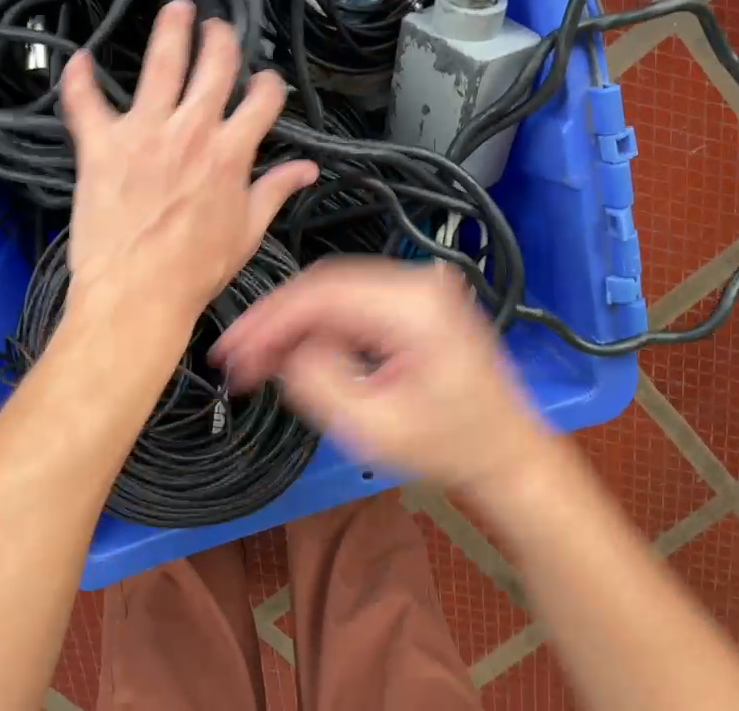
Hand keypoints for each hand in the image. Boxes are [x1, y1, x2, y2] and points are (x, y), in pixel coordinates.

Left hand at [59, 0, 317, 325]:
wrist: (137, 296)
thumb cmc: (193, 271)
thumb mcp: (247, 232)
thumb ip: (276, 191)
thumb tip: (307, 170)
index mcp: (231, 154)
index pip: (262, 99)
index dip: (268, 85)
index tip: (264, 84)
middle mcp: (191, 132)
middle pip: (215, 64)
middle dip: (221, 38)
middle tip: (216, 27)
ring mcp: (144, 134)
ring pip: (161, 64)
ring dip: (170, 30)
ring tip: (176, 10)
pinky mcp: (101, 146)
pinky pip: (85, 103)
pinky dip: (78, 79)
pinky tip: (78, 57)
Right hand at [211, 257, 548, 487]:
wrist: (507, 455)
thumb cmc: (451, 449)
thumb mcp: (374, 428)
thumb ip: (318, 381)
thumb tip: (285, 350)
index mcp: (414, 304)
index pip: (321, 294)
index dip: (267, 320)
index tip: (230, 351)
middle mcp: (417, 282)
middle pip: (323, 286)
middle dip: (273, 321)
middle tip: (233, 356)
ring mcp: (418, 289)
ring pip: (332, 292)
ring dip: (291, 323)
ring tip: (254, 357)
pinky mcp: (413, 302)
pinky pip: (351, 304)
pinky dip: (317, 326)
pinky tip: (291, 350)